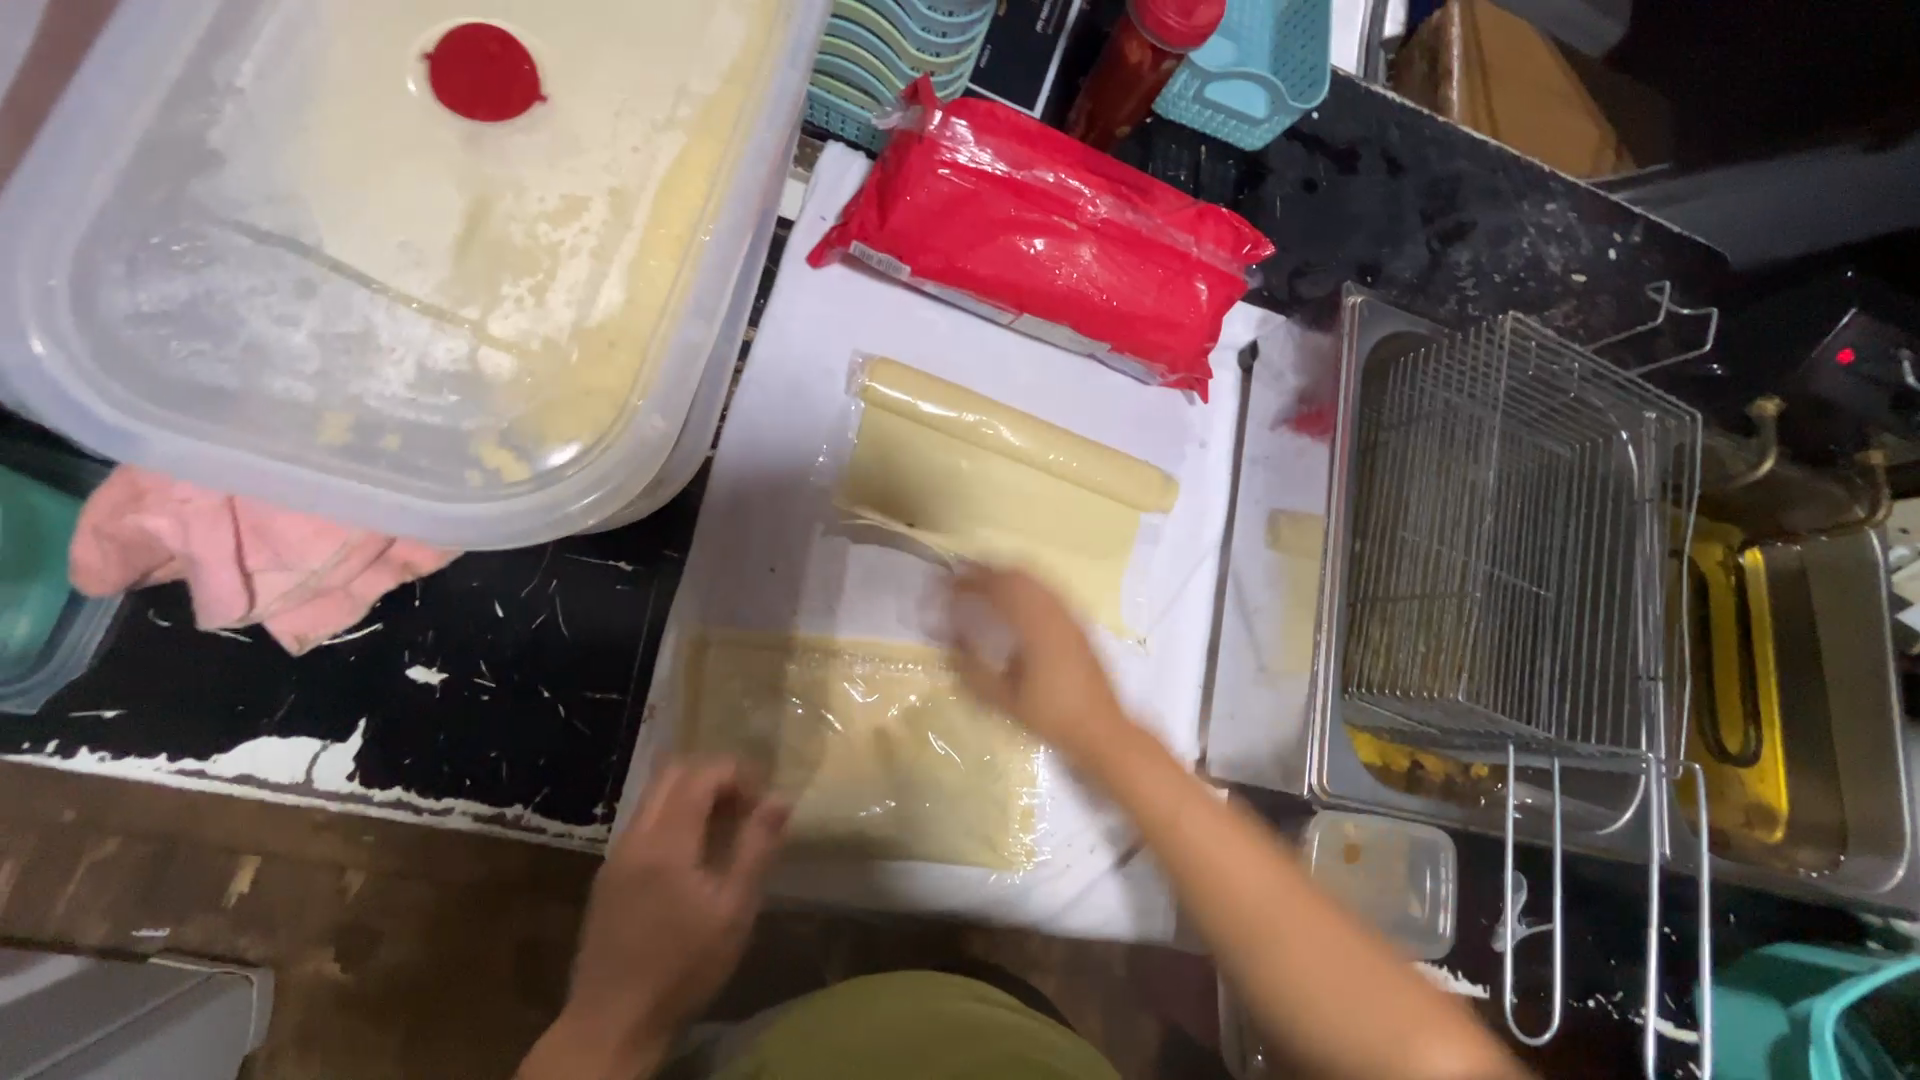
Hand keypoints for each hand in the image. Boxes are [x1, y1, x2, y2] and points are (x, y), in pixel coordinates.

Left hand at [523, 760, 787, 1078]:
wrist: (611, 1022)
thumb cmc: (683, 967)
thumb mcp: (734, 910)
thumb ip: (756, 848)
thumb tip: (780, 799)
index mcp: (665, 842)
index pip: (700, 775)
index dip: (736, 773)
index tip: (762, 798)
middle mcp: (634, 837)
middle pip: (671, 774)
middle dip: (713, 777)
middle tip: (745, 804)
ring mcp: (615, 856)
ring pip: (653, 798)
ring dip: (692, 796)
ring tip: (725, 828)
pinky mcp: (608, 877)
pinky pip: (643, 824)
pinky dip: (673, 818)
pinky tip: (694, 857)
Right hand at [946, 565, 1132, 762]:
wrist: (1101, 728)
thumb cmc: (1050, 717)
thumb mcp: (1002, 698)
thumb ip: (971, 665)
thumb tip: (950, 636)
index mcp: (1034, 626)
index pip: (993, 588)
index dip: (964, 582)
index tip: (942, 587)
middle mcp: (1054, 610)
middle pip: (1013, 573)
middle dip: (982, 572)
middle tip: (957, 581)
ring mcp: (1070, 613)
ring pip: (1032, 578)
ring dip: (1002, 576)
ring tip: (979, 586)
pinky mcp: (1077, 622)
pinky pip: (1045, 589)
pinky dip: (1022, 586)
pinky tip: (1011, 602)